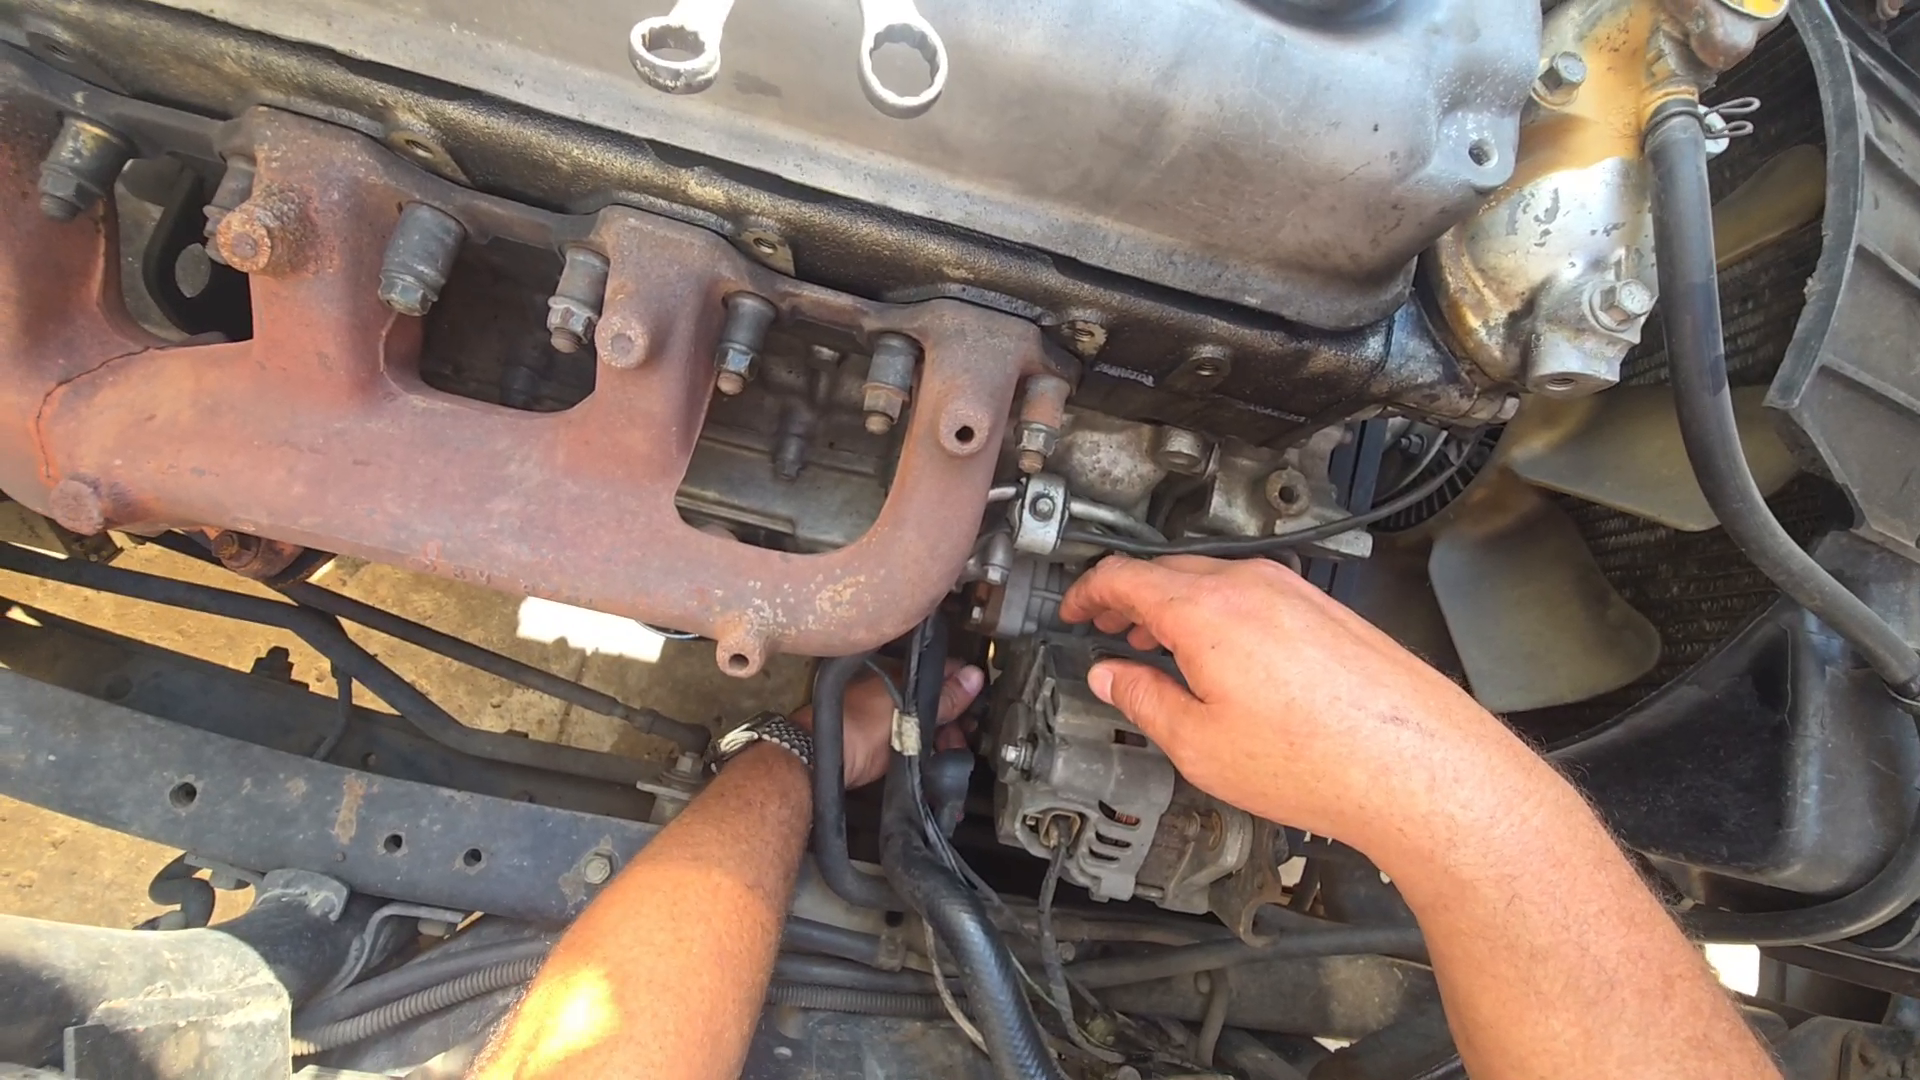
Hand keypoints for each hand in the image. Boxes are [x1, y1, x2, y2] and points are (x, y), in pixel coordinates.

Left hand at [793, 660, 983, 788]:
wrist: (816, 761)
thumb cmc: (855, 731)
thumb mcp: (909, 714)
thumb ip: (942, 698)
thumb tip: (974, 676)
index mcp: (900, 677)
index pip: (943, 674)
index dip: (964, 689)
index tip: (978, 707)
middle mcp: (893, 693)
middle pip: (935, 702)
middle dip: (955, 722)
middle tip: (963, 743)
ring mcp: (885, 718)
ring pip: (925, 725)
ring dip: (941, 742)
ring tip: (950, 761)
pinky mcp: (878, 743)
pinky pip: (911, 744)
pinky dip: (924, 753)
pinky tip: (932, 769)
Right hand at [1059, 555, 1544, 856]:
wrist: (1423, 768)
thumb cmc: (1319, 758)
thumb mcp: (1198, 742)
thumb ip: (1140, 698)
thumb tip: (1111, 676)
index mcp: (1203, 610)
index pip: (1122, 576)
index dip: (1086, 591)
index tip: (1075, 608)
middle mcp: (1247, 585)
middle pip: (1162, 571)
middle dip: (1125, 598)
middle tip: (1106, 627)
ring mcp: (1290, 591)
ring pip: (1206, 579)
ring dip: (1169, 605)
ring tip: (1154, 643)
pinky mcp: (1321, 607)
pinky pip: (1247, 592)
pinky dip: (1213, 611)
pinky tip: (1217, 651)